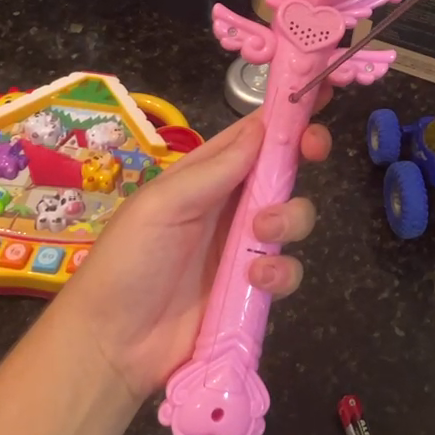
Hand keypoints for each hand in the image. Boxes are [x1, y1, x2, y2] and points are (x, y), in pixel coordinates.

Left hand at [47, 111, 329, 399]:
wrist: (112, 345)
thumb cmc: (129, 260)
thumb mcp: (163, 204)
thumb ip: (216, 169)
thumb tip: (263, 127)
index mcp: (208, 172)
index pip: (255, 131)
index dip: (287, 110)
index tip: (322, 89)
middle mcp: (233, 201)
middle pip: (286, 165)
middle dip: (307, 150)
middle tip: (313, 149)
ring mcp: (245, 243)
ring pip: (294, 213)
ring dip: (289, 217)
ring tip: (261, 234)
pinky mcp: (254, 285)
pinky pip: (288, 268)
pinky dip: (280, 271)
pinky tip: (256, 278)